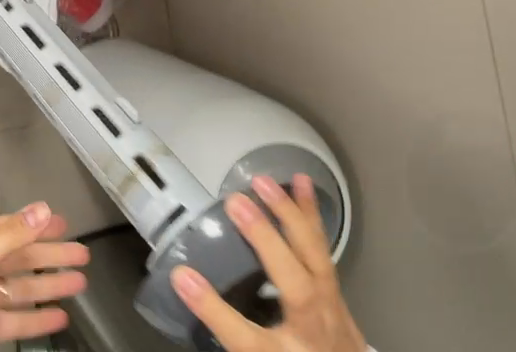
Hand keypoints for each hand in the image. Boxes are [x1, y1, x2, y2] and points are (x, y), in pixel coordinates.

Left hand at [0, 201, 91, 349]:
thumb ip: (12, 234)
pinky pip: (18, 319)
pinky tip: (60, 316)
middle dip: (51, 255)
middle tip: (83, 255)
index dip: (36, 225)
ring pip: (23, 288)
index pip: (10, 229)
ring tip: (80, 283)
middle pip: (21, 258)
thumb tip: (43, 208)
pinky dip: (39, 317)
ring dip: (51, 284)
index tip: (64, 224)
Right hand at [170, 175, 366, 351]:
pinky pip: (320, 246)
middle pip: (294, 283)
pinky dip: (311, 214)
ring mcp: (330, 303)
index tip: (182, 274)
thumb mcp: (256, 350)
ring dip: (292, 215)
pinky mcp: (333, 284)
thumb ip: (221, 320)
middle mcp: (312, 323)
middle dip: (266, 240)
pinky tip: (302, 187)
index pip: (246, 334)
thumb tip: (182, 279)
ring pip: (313, 257)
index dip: (213, 306)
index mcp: (285, 349)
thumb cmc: (294, 351)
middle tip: (236, 200)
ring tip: (266, 181)